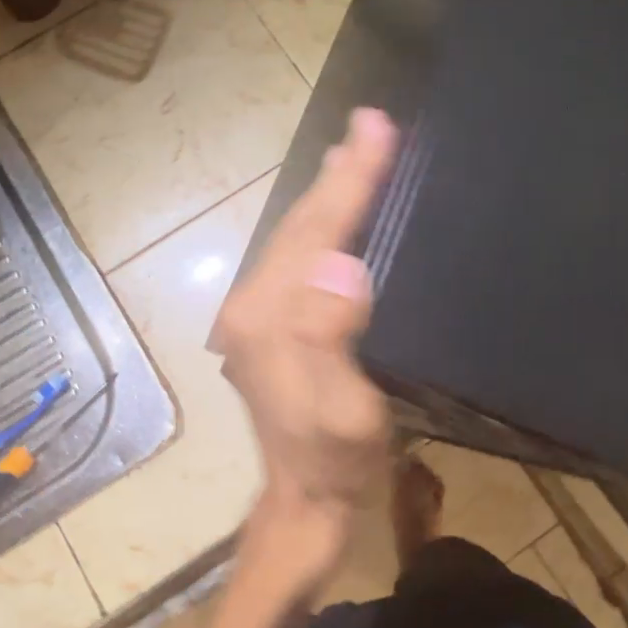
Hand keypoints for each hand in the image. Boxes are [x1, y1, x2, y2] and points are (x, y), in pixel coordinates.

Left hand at [215, 108, 398, 529]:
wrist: (306, 503)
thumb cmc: (335, 461)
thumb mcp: (341, 410)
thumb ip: (328, 335)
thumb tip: (340, 265)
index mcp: (269, 317)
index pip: (316, 234)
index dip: (349, 180)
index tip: (375, 128)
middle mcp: (252, 305)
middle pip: (300, 227)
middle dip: (336, 174)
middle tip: (369, 125)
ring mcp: (256, 315)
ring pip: (295, 237)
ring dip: (325, 194)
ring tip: (350, 155)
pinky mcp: (269, 326)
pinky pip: (298, 258)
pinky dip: (320, 225)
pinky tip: (334, 216)